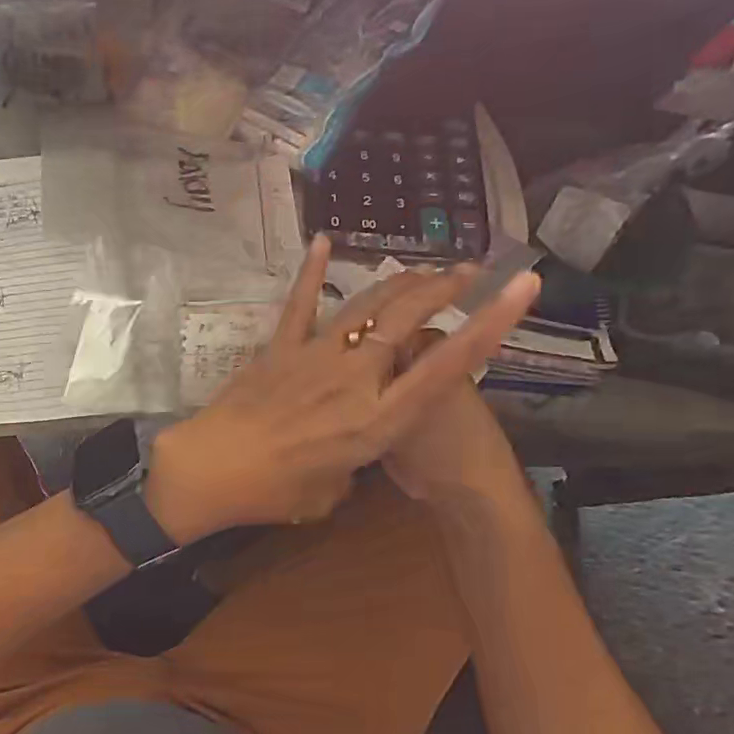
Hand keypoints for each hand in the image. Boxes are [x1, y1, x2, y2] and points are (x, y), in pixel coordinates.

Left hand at [143, 235, 540, 542]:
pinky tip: (323, 241)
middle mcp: (354, 379)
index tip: (521, 287)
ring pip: (365, 306)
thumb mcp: (333, 491)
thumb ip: (353, 461)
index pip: (448, 367)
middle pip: (408, 320)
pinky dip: (312, 272)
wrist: (212, 469)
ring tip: (422, 269)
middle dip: (442, 289)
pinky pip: (299, 303)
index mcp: (378, 421)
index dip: (490, 325)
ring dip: (397, 282)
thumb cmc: (274, 493)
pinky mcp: (278, 348)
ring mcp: (314, 356)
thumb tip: (349, 443)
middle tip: (466, 272)